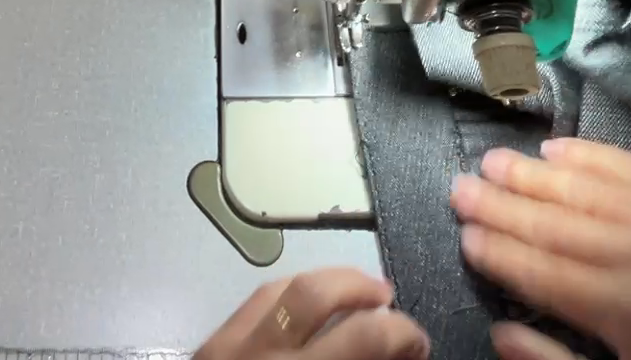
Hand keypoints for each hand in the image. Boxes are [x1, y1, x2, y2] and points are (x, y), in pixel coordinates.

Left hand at [197, 269, 430, 359]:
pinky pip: (258, 301)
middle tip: (392, 302)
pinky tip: (313, 299)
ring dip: (328, 282)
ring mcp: (228, 348)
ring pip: (283, 288)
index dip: (398, 337)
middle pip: (313, 299)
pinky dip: (293, 292)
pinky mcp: (211, 346)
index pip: (358, 345)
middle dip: (360, 291)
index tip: (420, 344)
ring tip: (361, 290)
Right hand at [450, 139, 630, 359]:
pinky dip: (593, 155)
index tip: (462, 234)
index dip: (499, 253)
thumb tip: (500, 330)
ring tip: (491, 159)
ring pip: (587, 189)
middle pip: (557, 224)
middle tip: (457, 185)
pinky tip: (557, 146)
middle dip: (501, 206)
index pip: (545, 272)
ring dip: (534, 174)